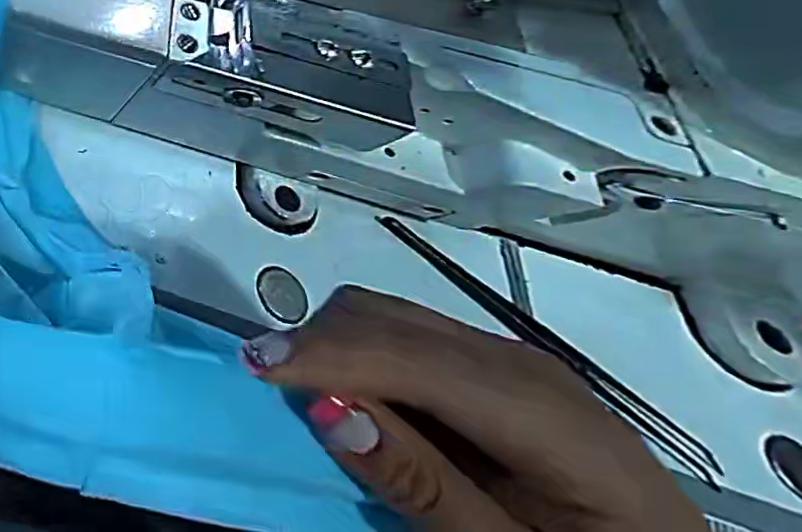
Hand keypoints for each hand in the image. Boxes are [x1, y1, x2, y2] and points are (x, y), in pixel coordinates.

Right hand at [242, 286, 705, 531]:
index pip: (413, 357)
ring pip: (387, 313)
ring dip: (333, 342)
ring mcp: (506, 357)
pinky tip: (349, 388)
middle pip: (389, 317)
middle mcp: (519, 363)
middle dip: (319, 341)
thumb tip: (329, 408)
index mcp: (544, 413)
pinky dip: (359, 351)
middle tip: (267, 382)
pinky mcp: (489, 365)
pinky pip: (402, 334)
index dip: (328, 353)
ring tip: (300, 386)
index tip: (256, 365)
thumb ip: (426, 489)